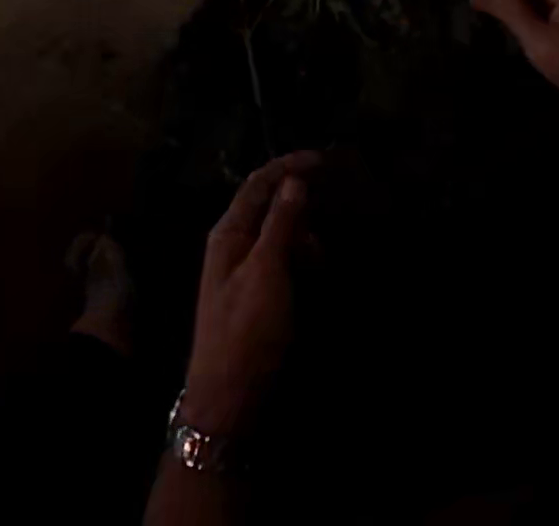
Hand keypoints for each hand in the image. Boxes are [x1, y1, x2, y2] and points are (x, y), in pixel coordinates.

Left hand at [180, 152, 315, 436]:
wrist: (228, 400)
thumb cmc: (246, 330)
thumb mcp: (267, 272)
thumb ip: (281, 223)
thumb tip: (294, 179)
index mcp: (229, 231)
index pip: (258, 182)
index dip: (288, 164)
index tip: (323, 158)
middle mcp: (233, 243)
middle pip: (270, 205)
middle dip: (301, 206)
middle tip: (330, 213)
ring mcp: (244, 269)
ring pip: (280, 235)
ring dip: (303, 238)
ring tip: (318, 261)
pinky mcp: (258, 292)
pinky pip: (283, 261)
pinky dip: (301, 261)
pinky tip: (313, 276)